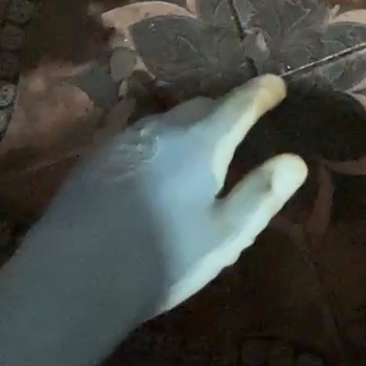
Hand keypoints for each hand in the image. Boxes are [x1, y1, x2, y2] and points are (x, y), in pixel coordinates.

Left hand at [0, 78, 307, 365]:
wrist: (69, 281)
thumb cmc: (161, 260)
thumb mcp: (225, 235)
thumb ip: (261, 194)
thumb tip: (296, 161)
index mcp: (202, 143)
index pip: (239, 104)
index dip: (261, 93)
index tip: (276, 84)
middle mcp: (163, 130)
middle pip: (200, 106)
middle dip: (224, 107)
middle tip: (239, 118)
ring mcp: (123, 142)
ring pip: (165, 120)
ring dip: (187, 123)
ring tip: (196, 140)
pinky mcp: (94, 161)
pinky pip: (136, 135)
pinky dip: (156, 140)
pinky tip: (152, 162)